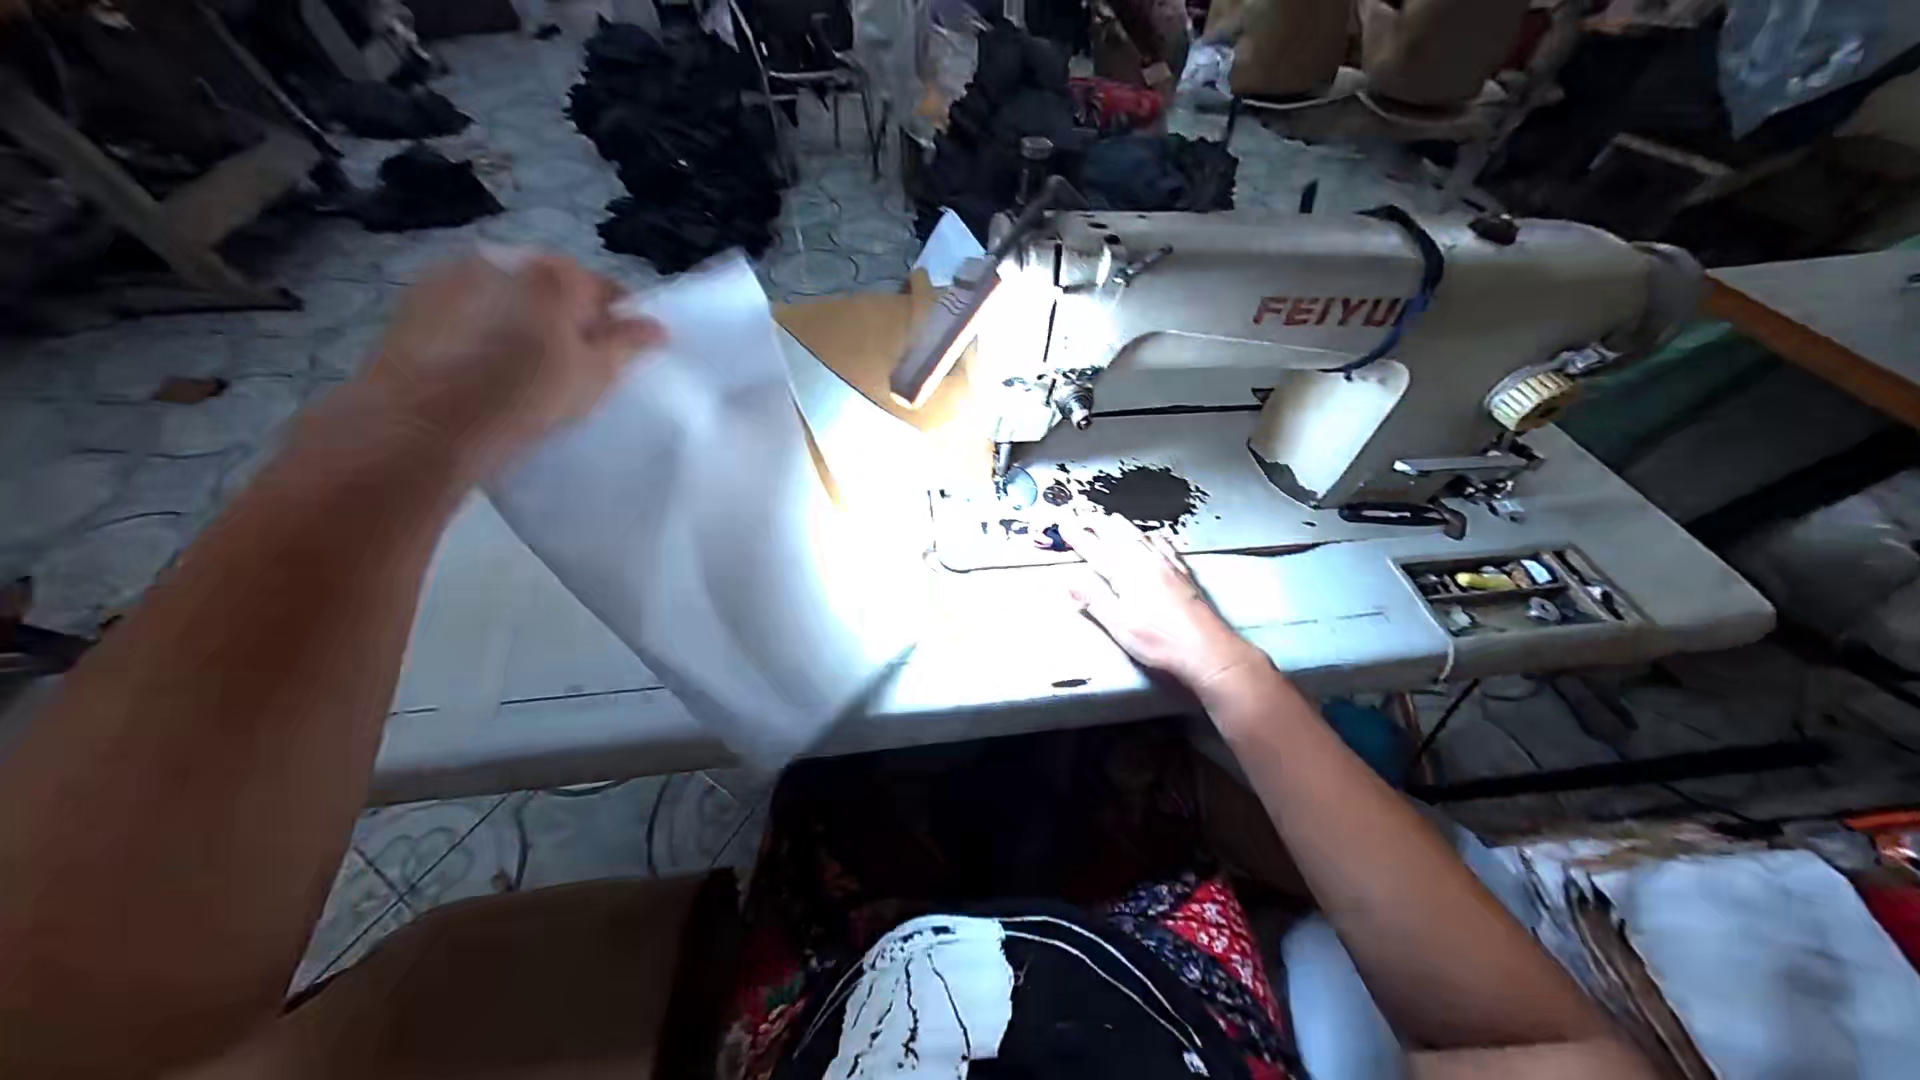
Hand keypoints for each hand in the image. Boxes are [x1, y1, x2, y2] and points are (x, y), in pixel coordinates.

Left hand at [364, 253, 662, 469]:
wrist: (426, 421)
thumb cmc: (528, 395)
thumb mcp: (596, 375)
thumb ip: (629, 344)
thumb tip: (657, 326)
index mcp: (555, 274)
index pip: (606, 288)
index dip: (620, 320)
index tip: (621, 351)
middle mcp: (505, 259)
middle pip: (555, 285)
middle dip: (571, 314)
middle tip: (576, 360)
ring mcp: (455, 274)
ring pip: (511, 293)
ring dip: (527, 316)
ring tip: (527, 363)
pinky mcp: (419, 298)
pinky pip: (472, 304)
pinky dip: (487, 323)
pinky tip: (486, 361)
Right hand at [1061, 513, 1271, 695]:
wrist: (1208, 650)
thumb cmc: (1162, 642)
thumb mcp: (1120, 626)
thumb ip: (1094, 601)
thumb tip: (1070, 584)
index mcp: (1128, 573)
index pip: (1097, 550)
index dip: (1079, 538)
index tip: (1064, 526)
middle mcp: (1148, 562)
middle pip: (1119, 536)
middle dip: (1099, 524)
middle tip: (1084, 515)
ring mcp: (1168, 565)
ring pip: (1140, 536)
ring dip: (1122, 527)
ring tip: (1111, 519)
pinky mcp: (1183, 574)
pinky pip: (1164, 545)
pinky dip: (1151, 536)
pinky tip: (1153, 535)